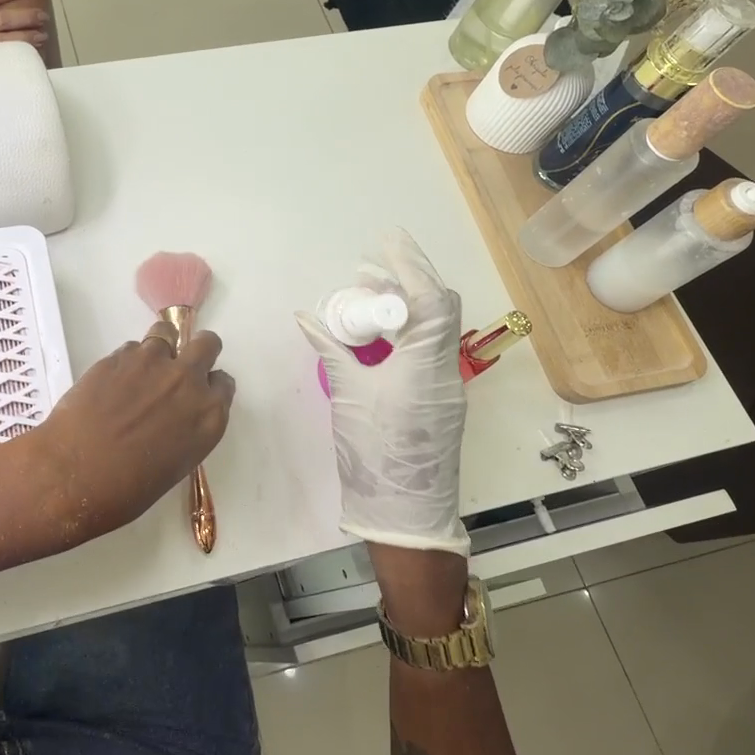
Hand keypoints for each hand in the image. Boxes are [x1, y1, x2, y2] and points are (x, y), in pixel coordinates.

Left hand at [24, 322, 234, 546]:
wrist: (76, 474)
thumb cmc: (128, 488)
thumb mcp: (176, 463)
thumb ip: (186, 429)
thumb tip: (174, 416)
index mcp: (208, 415)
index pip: (223, 384)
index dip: (208, 385)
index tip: (195, 393)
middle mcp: (187, 381)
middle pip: (207, 344)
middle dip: (196, 352)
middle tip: (177, 369)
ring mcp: (152, 363)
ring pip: (166, 334)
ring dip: (159, 350)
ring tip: (140, 373)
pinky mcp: (118, 357)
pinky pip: (131, 348)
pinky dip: (127, 362)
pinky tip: (111, 385)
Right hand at [296, 229, 468, 555]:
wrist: (403, 512)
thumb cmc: (375, 452)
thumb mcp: (349, 394)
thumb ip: (332, 349)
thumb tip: (306, 317)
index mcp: (427, 363)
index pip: (430, 299)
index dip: (410, 265)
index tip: (387, 242)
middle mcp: (446, 368)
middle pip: (440, 307)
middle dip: (409, 280)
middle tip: (371, 268)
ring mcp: (448, 385)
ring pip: (436, 329)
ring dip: (407, 306)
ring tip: (368, 296)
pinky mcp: (441, 400)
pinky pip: (429, 350)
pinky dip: (407, 331)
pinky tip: (379, 334)